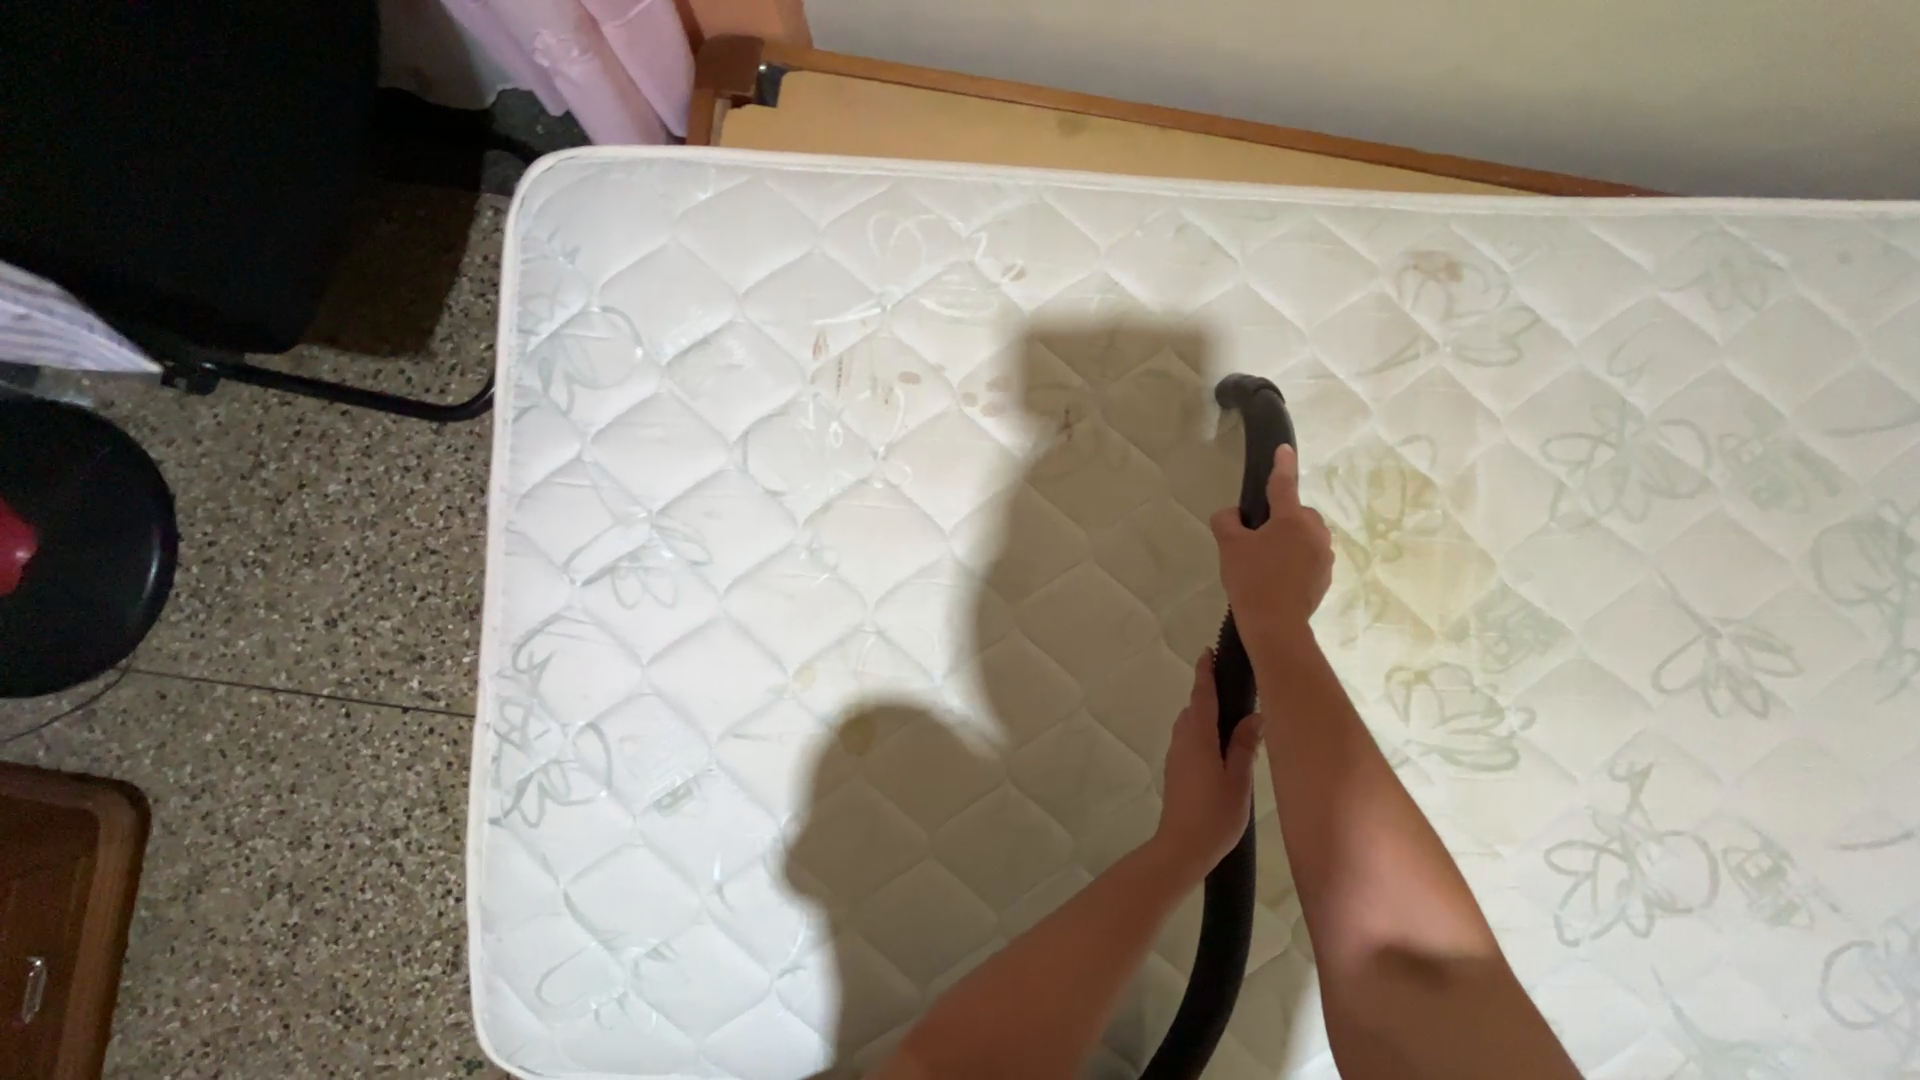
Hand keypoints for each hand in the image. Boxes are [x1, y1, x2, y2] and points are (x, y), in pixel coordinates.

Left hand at [1152, 651, 1263, 880]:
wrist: (1182, 846)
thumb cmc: (1215, 814)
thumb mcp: (1238, 780)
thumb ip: (1245, 746)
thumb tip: (1255, 716)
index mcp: (1198, 737)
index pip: (1202, 696)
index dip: (1205, 672)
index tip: (1209, 652)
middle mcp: (1182, 740)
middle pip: (1195, 708)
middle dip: (1209, 692)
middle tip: (1233, 683)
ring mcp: (1176, 756)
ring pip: (1190, 724)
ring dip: (1206, 714)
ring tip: (1233, 714)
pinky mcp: (1176, 770)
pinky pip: (1189, 740)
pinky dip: (1203, 731)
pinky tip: (1221, 743)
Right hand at [1209, 444, 1333, 654]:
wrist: (1276, 625)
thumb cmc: (1251, 579)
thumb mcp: (1228, 546)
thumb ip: (1226, 521)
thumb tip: (1233, 515)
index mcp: (1292, 518)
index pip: (1283, 484)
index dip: (1281, 465)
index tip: (1284, 449)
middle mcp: (1315, 532)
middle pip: (1294, 514)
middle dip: (1278, 520)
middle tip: (1253, 542)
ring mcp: (1324, 555)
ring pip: (1303, 537)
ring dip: (1287, 542)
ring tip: (1264, 565)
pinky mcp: (1325, 576)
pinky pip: (1308, 558)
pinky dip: (1294, 561)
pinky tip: (1276, 580)